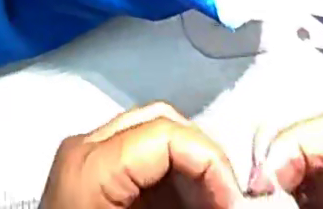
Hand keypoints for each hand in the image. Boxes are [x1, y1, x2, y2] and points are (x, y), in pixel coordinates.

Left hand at [42, 103, 241, 208]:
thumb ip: (190, 208)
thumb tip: (238, 203)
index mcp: (91, 163)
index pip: (165, 132)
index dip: (211, 162)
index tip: (235, 203)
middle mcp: (85, 146)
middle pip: (160, 122)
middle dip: (203, 160)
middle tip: (230, 204)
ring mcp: (85, 156)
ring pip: (153, 135)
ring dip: (191, 170)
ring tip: (214, 206)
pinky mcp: (92, 174)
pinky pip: (140, 159)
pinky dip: (172, 180)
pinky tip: (190, 207)